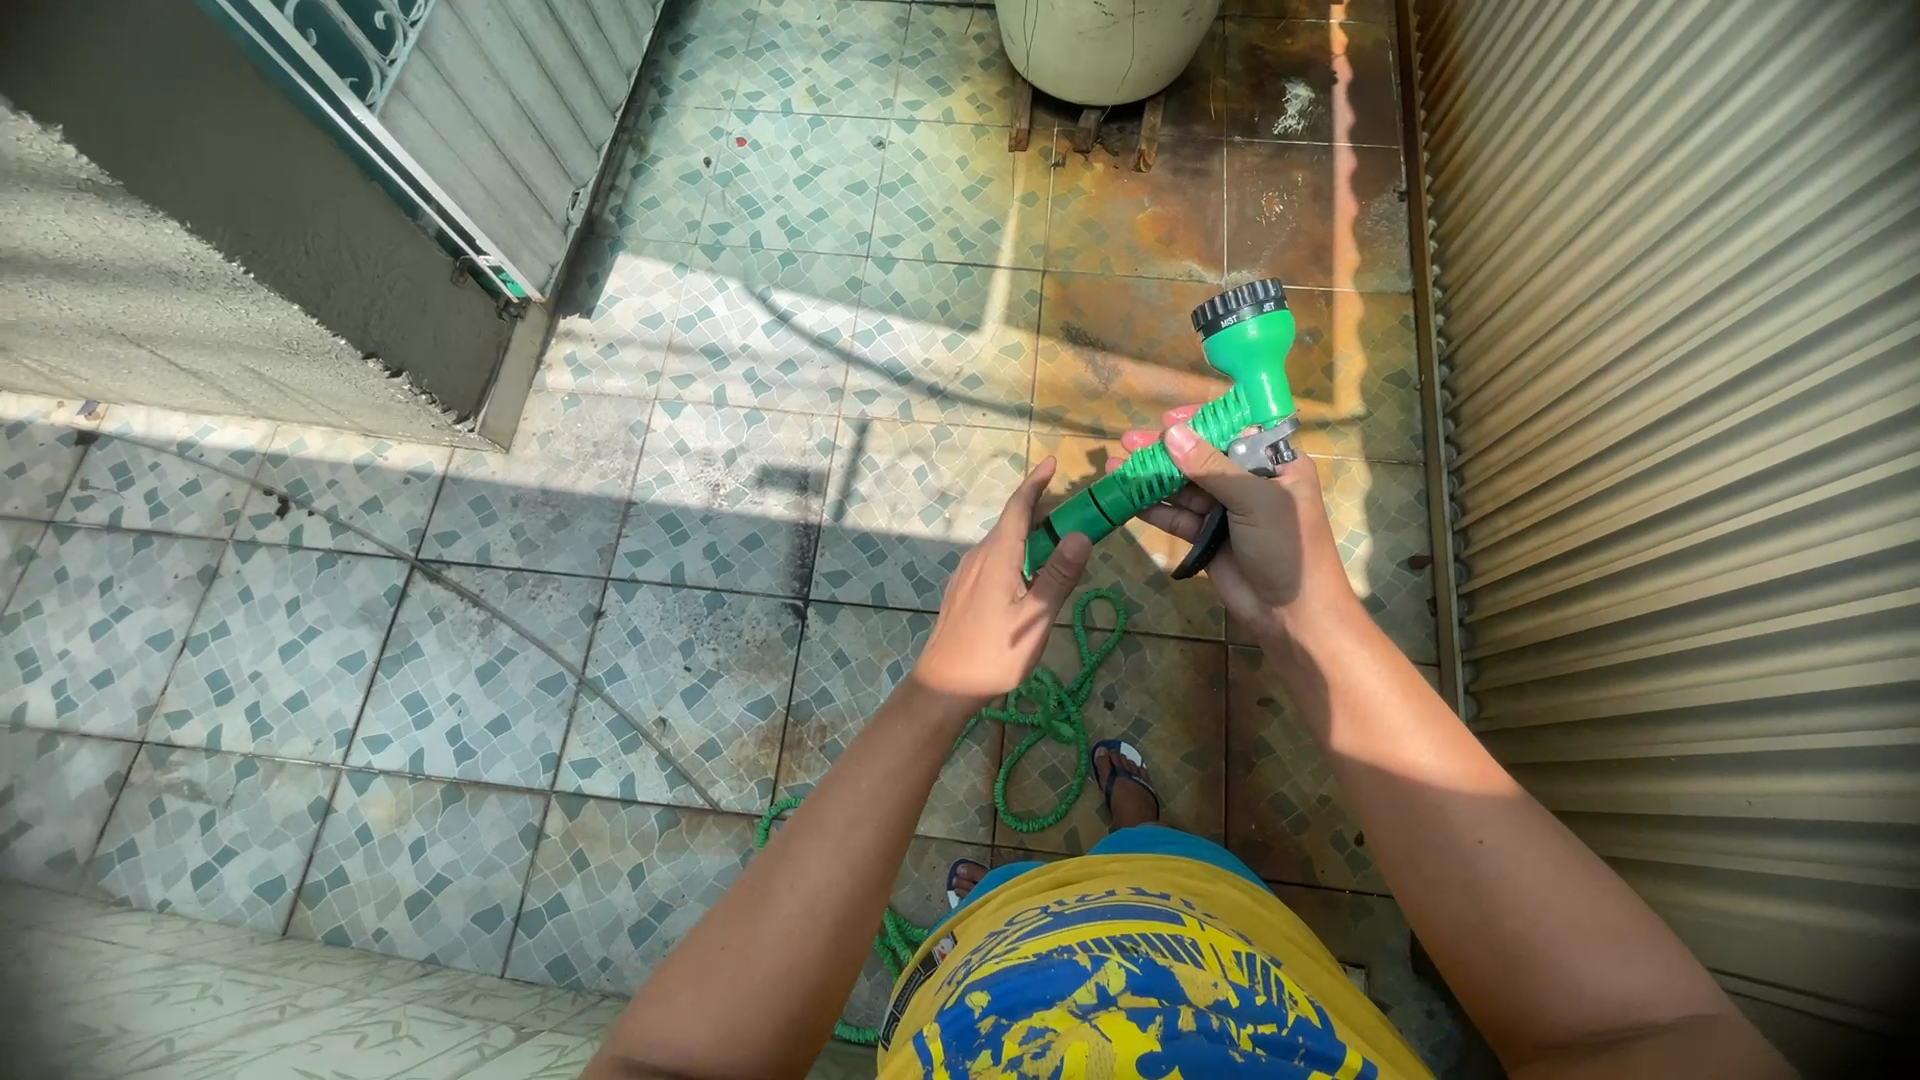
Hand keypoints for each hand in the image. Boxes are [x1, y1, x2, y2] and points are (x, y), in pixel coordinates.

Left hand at [912, 458, 1091, 701]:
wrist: (945, 684)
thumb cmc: (994, 653)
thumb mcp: (1036, 618)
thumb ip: (1058, 576)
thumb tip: (1081, 534)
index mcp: (997, 556)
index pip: (1018, 507)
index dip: (1035, 483)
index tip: (1051, 463)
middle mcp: (978, 557)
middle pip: (1012, 523)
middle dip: (1042, 513)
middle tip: (1075, 517)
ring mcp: (966, 574)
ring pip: (1002, 544)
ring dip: (1030, 538)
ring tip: (1059, 549)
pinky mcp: (962, 591)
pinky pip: (993, 561)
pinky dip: (1016, 556)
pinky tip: (1028, 579)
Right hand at [1110, 405, 1360, 642]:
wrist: (1292, 615)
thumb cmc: (1288, 548)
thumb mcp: (1255, 501)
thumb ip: (1212, 467)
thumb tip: (1170, 435)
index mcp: (1276, 464)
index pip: (1236, 430)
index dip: (1202, 422)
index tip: (1168, 419)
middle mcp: (1251, 483)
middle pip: (1202, 457)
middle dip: (1166, 450)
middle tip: (1129, 441)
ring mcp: (1227, 511)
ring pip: (1184, 488)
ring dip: (1152, 478)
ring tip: (1116, 467)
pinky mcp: (1207, 538)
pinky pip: (1177, 517)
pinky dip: (1153, 509)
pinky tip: (1127, 498)